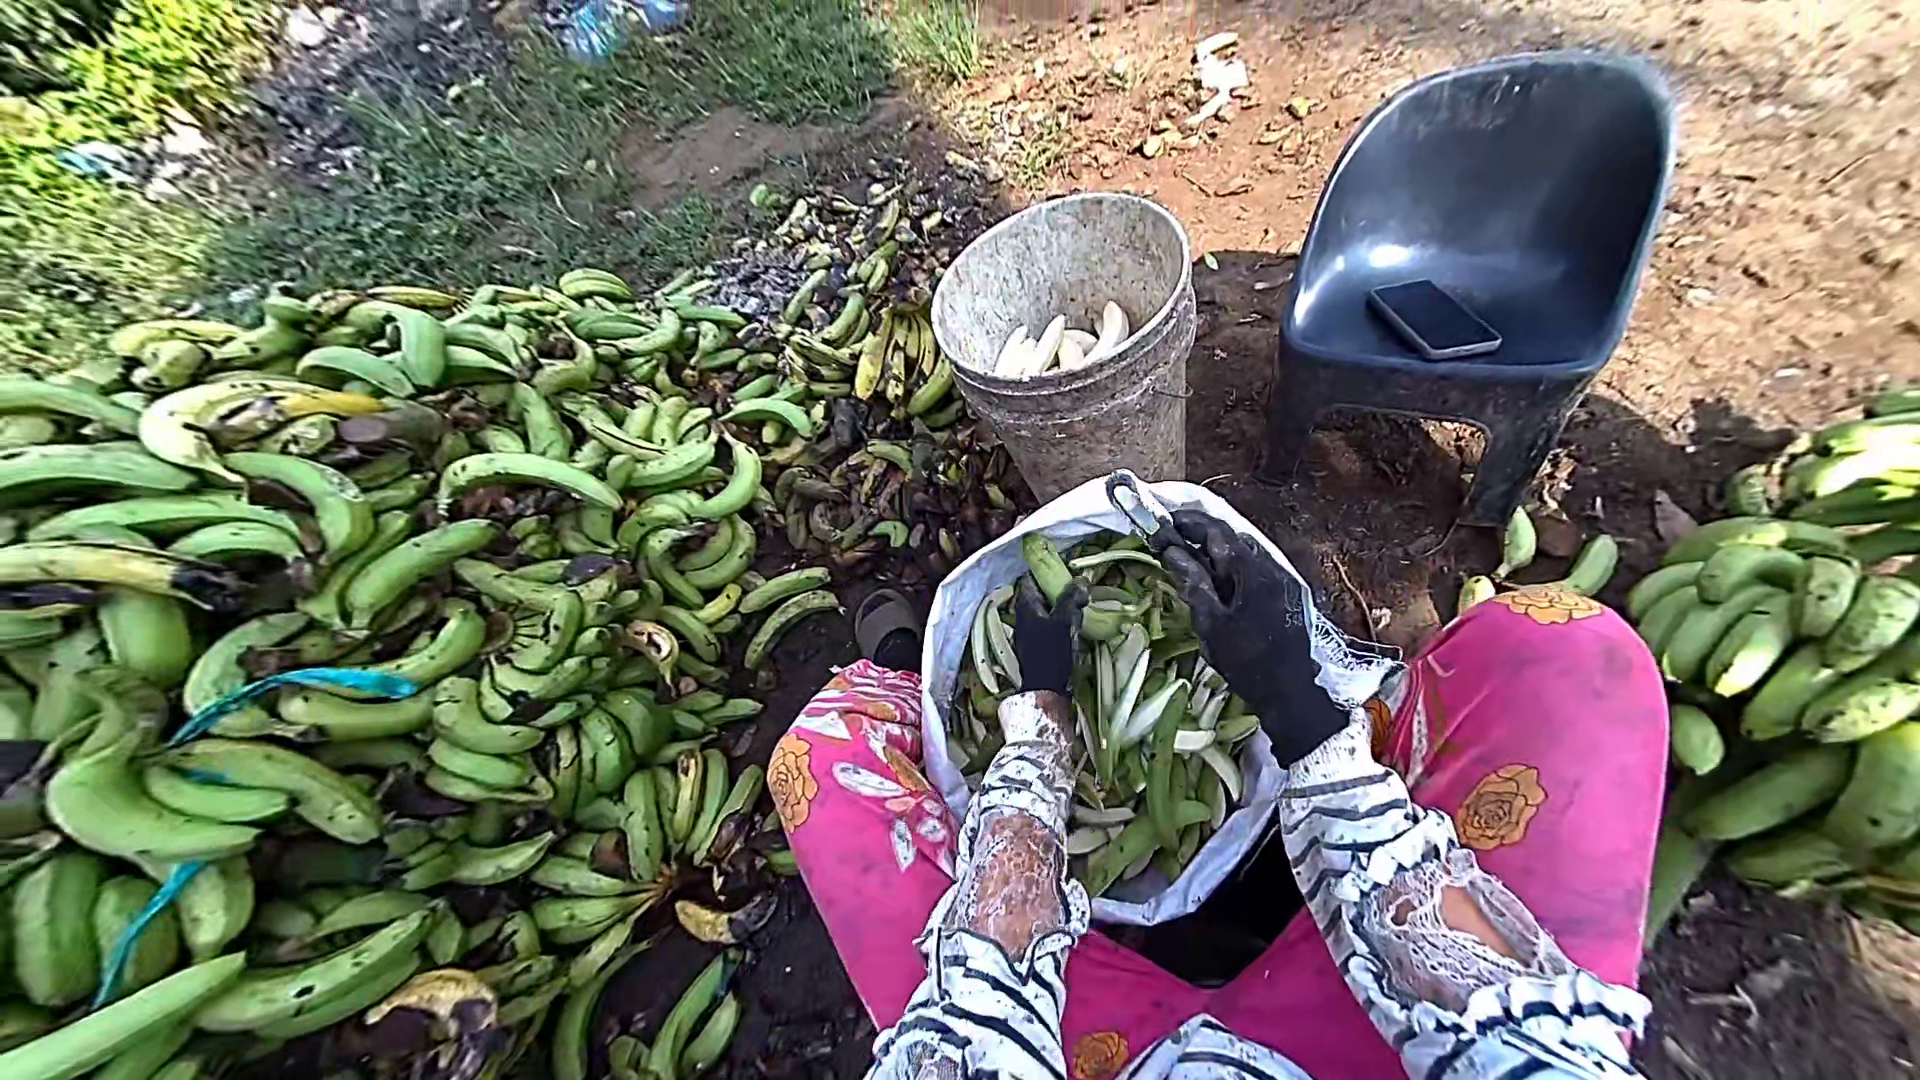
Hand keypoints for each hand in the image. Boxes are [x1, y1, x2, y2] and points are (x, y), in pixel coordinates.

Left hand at [1013, 577, 1087, 695]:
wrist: (1045, 689)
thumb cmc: (1050, 653)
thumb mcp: (1062, 622)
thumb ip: (1071, 599)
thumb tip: (1080, 581)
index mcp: (1026, 605)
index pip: (1031, 578)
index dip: (1045, 570)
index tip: (1064, 566)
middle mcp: (1025, 614)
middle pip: (1042, 592)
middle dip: (1060, 587)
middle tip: (1079, 585)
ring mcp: (1032, 628)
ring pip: (1049, 607)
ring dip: (1064, 604)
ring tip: (1082, 602)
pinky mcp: (1041, 641)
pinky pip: (1052, 621)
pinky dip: (1064, 618)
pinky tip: (1077, 622)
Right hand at [1157, 510, 1350, 765]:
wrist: (1289, 693)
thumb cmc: (1246, 661)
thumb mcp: (1211, 623)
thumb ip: (1193, 583)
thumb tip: (1171, 551)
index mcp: (1252, 572)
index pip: (1218, 533)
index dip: (1190, 523)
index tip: (1166, 521)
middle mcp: (1271, 568)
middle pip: (1232, 539)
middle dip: (1201, 534)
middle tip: (1172, 537)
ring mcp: (1281, 580)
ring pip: (1242, 553)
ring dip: (1214, 550)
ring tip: (1187, 555)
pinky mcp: (1284, 593)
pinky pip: (1252, 568)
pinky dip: (1228, 566)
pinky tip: (1213, 578)